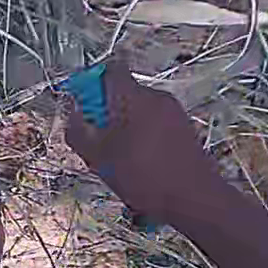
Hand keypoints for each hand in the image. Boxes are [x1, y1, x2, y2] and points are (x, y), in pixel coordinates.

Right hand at [62, 57, 229, 225]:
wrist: (193, 198)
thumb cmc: (140, 174)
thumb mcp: (95, 156)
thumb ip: (77, 130)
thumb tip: (73, 115)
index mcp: (131, 97)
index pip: (109, 70)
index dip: (90, 83)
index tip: (82, 108)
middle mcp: (155, 96)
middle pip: (121, 91)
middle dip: (103, 109)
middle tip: (95, 139)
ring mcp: (173, 111)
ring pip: (136, 108)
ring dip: (120, 124)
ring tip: (115, 155)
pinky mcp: (183, 127)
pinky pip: (152, 120)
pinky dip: (139, 132)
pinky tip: (137, 160)